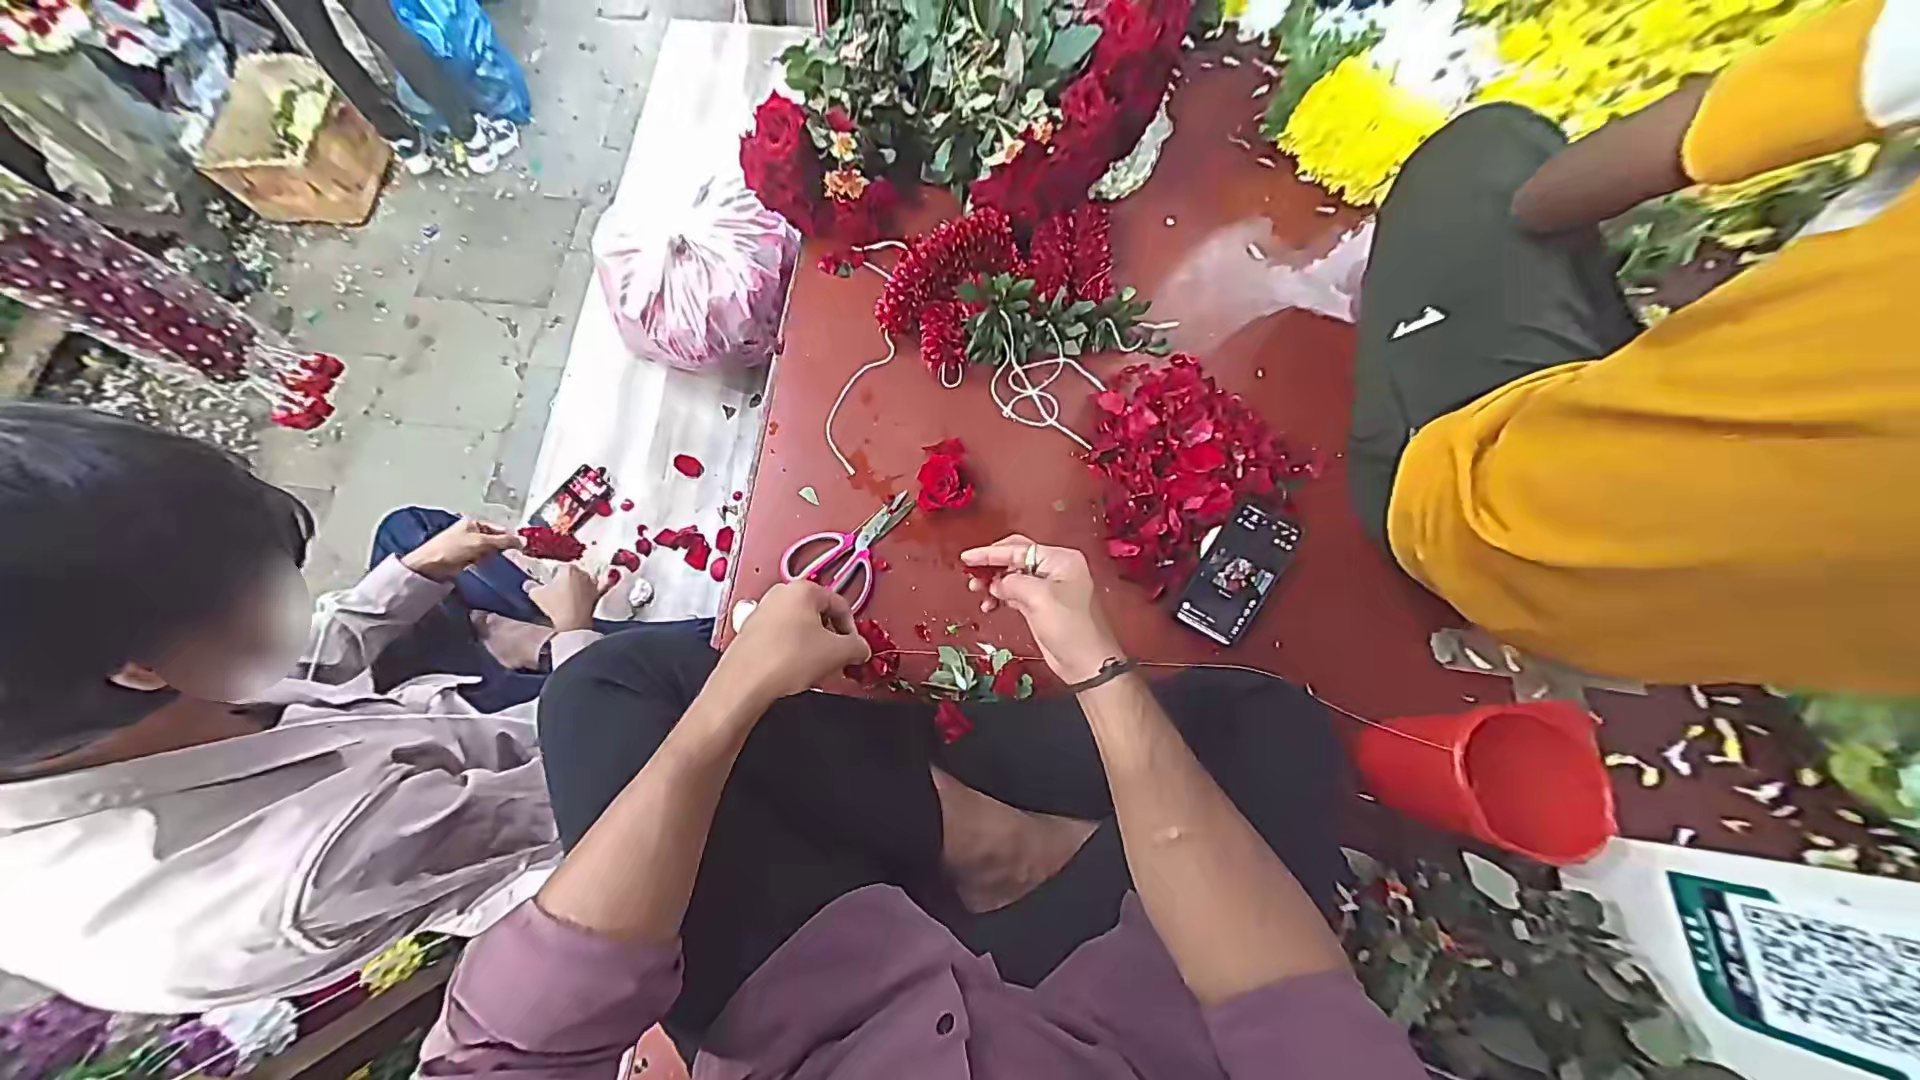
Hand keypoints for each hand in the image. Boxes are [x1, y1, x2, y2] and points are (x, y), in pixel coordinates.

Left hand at [401, 518, 520, 582]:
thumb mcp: (482, 542)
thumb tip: (525, 541)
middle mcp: (472, 532)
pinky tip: (492, 565)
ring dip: (497, 555)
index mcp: (474, 523)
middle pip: (497, 539)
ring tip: (502, 561)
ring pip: (491, 549)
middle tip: (513, 555)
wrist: (428, 567)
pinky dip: (489, 561)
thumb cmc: (453, 549)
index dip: (511, 537)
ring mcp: (468, 545)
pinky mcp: (465, 557)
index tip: (522, 548)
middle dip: (504, 547)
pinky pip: (484, 557)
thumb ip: (504, 541)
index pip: (501, 528)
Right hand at [525, 564, 614, 632]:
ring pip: (583, 579)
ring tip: (569, 595)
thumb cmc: (555, 605)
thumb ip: (531, 585)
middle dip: (566, 579)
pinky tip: (582, 596)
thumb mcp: (536, 594)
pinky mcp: (598, 592)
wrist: (573, 622)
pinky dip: (589, 589)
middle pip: (572, 573)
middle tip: (558, 590)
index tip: (550, 585)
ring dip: (577, 584)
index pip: (558, 568)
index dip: (552, 576)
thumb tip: (528, 583)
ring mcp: (593, 582)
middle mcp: (583, 572)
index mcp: (568, 569)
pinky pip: (594, 587)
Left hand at [717, 580, 870, 706]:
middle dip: (832, 639)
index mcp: (803, 589)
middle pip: (819, 615)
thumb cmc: (789, 659)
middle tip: (836, 660)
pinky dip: (792, 651)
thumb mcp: (837, 653)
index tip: (854, 649)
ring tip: (814, 669)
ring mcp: (762, 611)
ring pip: (800, 627)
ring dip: (813, 647)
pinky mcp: (749, 630)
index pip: (841, 605)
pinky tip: (793, 671)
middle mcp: (781, 593)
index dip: (852, 630)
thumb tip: (860, 648)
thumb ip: (858, 647)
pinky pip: (781, 637)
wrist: (744, 683)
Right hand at [962, 535, 1123, 684]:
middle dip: (991, 567)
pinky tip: (989, 605)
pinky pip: (1015, 592)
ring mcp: (1048, 587)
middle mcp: (1055, 568)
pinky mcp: (1041, 604)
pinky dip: (1000, 596)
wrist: (1086, 663)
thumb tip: (996, 582)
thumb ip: (1013, 582)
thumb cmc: (1070, 628)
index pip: (1019, 548)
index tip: (967, 558)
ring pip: (1012, 576)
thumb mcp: (1039, 598)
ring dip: (993, 583)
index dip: (990, 553)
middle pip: (1015, 558)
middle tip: (971, 577)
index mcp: (1061, 559)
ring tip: (977, 591)